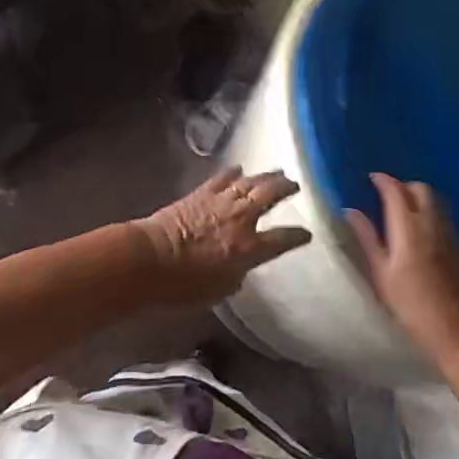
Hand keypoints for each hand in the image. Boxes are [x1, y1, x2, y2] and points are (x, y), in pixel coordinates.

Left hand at [132, 168, 313, 304]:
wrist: (150, 259)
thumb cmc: (184, 285)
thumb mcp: (221, 290)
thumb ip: (238, 273)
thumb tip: (241, 264)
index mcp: (250, 248)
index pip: (283, 239)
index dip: (298, 235)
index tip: (308, 233)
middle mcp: (240, 220)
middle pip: (269, 196)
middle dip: (285, 188)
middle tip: (295, 184)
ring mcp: (220, 202)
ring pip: (249, 182)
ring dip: (264, 176)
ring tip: (276, 172)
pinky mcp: (200, 193)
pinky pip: (222, 178)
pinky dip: (232, 172)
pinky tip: (239, 168)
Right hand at [347, 173, 458, 360]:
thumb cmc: (412, 305)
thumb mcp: (381, 274)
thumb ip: (367, 238)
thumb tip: (349, 211)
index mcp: (408, 228)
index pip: (395, 190)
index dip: (382, 180)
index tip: (370, 178)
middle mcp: (431, 223)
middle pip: (419, 188)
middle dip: (401, 185)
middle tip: (384, 196)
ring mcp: (448, 232)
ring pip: (434, 198)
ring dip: (416, 195)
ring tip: (399, 209)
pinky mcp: (458, 243)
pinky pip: (441, 213)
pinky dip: (428, 208)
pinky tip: (417, 227)